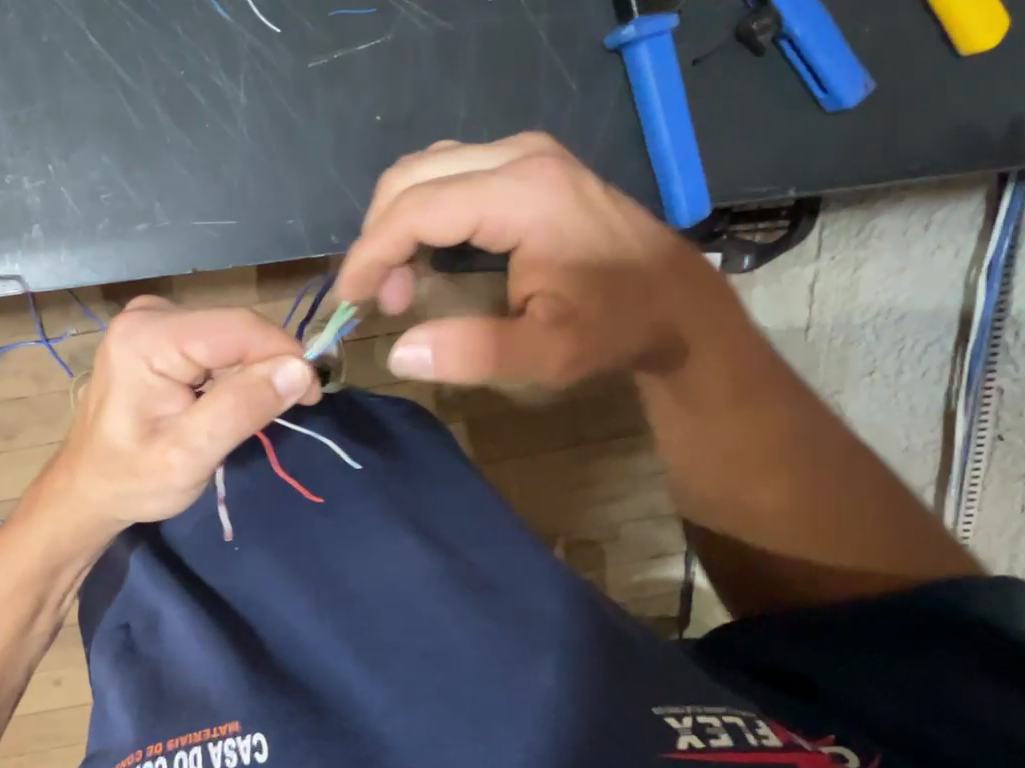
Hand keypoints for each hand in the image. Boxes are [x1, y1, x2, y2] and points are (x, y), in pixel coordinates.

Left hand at [23, 298, 320, 540]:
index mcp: (149, 338)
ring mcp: (151, 321)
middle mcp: (148, 315)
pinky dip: (233, 371)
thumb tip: (299, 370)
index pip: (240, 328)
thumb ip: (242, 408)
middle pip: (236, 328)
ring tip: (259, 412)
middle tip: (289, 410)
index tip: (311, 397)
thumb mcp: (189, 455)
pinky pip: (214, 343)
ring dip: (254, 370)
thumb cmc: (133, 480)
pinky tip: (229, 402)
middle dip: (271, 365)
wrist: (88, 488)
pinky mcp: (157, 334)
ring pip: (229, 336)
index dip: (285, 356)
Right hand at [334, 133, 749, 388]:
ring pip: (425, 169)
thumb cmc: (614, 328)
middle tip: (383, 301)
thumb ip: (473, 353)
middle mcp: (519, 157)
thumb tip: (399, 352)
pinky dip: (420, 212)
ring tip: (402, 284)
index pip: (416, 209)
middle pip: (410, 177)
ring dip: (396, 224)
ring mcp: (524, 154)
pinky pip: (448, 173)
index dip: (371, 255)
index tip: (349, 302)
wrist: (674, 300)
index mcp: (523, 196)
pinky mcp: (526, 165)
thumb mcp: (548, 354)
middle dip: (378, 239)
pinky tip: (426, 257)